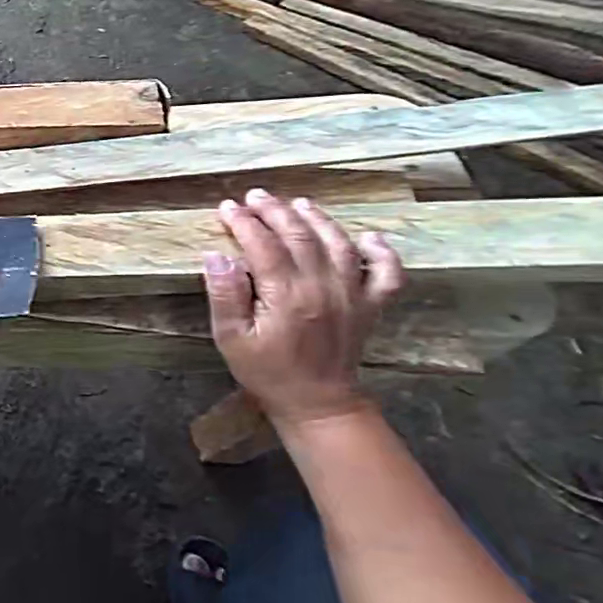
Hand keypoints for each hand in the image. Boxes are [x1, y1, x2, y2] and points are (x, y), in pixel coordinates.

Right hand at [202, 190, 402, 429]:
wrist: (317, 405)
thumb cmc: (267, 373)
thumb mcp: (231, 340)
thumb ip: (225, 295)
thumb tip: (216, 255)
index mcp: (286, 295)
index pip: (262, 244)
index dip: (243, 222)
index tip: (227, 207)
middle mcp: (322, 287)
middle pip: (298, 234)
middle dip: (274, 210)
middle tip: (255, 196)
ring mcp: (352, 294)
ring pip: (337, 242)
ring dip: (317, 218)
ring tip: (297, 203)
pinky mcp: (371, 305)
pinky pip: (386, 273)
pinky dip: (382, 252)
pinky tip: (369, 237)